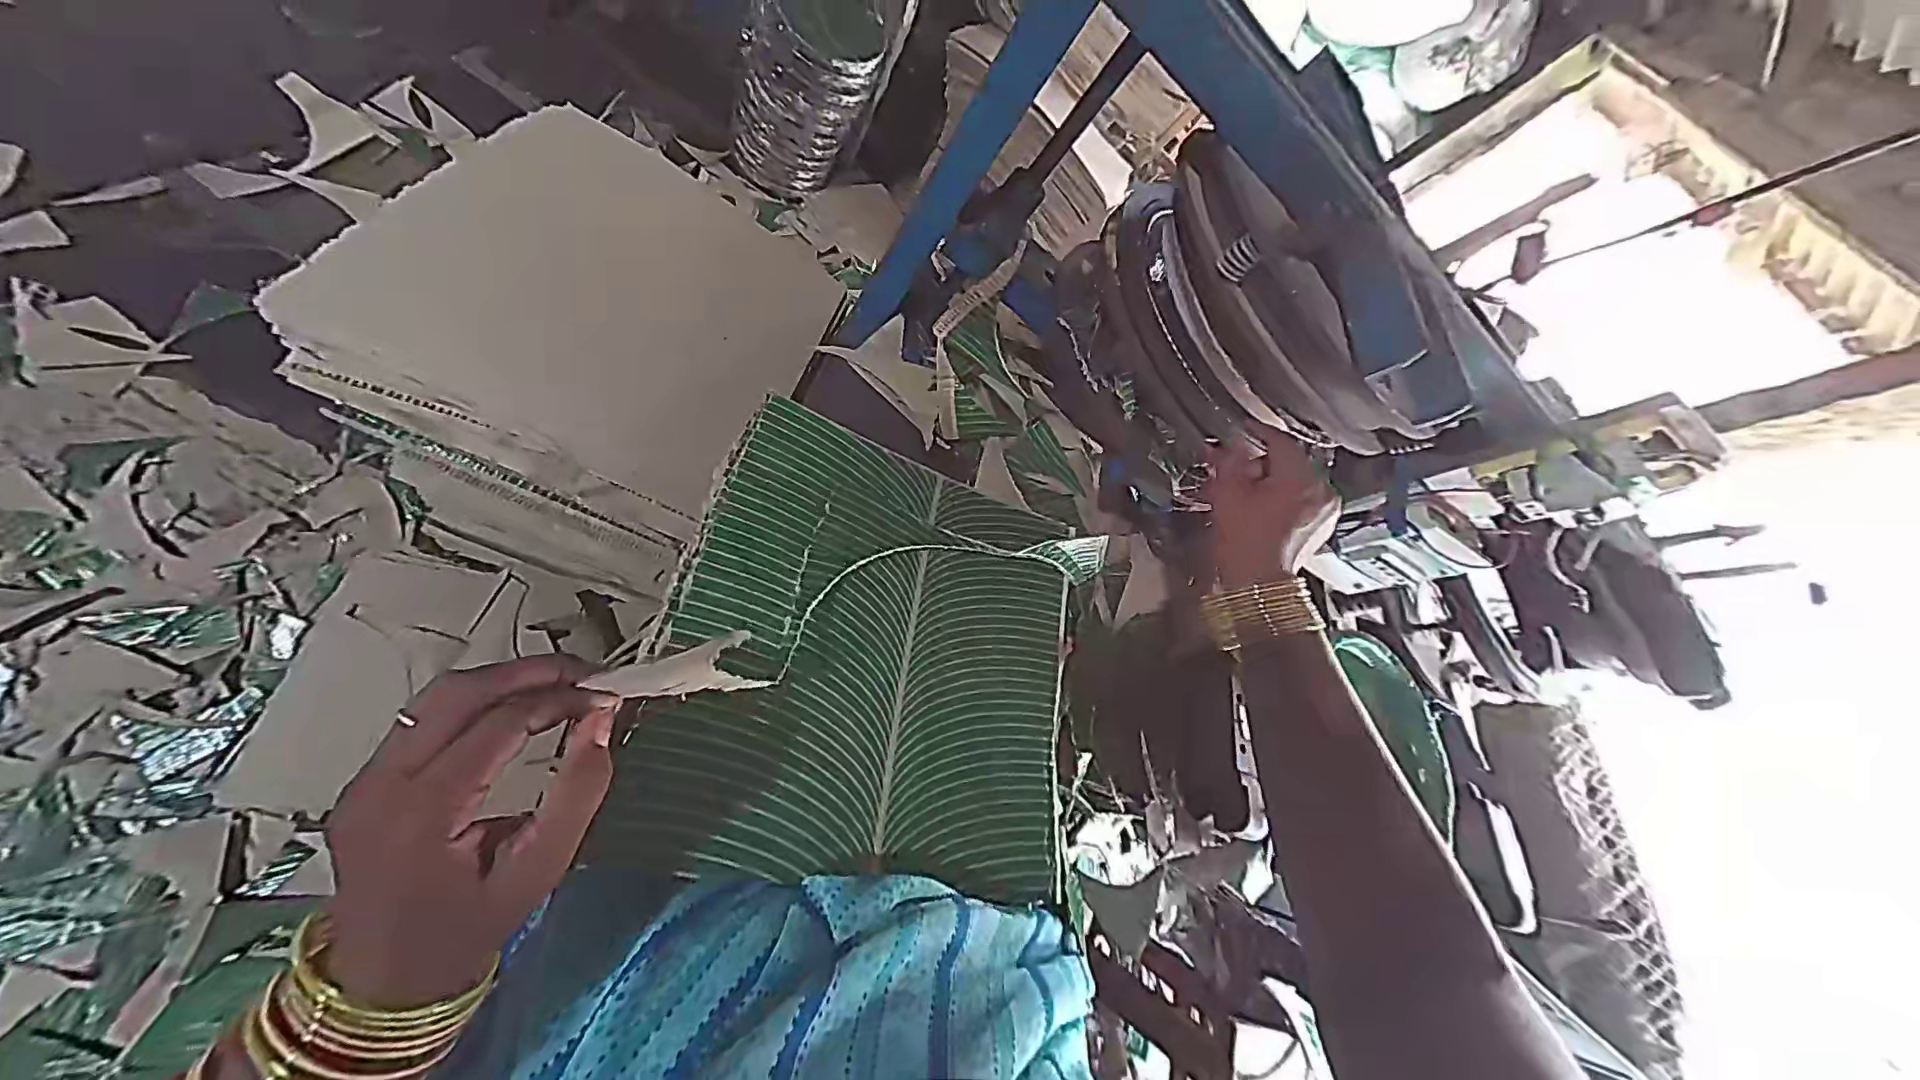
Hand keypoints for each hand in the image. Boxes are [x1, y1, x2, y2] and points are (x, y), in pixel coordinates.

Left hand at [322, 655, 621, 1007]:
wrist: (382, 982)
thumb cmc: (468, 928)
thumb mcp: (540, 868)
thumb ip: (578, 791)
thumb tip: (601, 721)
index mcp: (421, 813)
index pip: (499, 723)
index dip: (560, 699)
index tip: (604, 700)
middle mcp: (380, 785)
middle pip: (459, 692)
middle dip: (530, 671)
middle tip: (585, 674)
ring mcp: (363, 780)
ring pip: (437, 695)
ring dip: (504, 679)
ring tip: (558, 683)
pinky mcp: (366, 779)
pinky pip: (425, 716)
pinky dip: (480, 699)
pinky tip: (517, 706)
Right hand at [1203, 430, 1340, 586]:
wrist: (1256, 583)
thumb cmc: (1244, 543)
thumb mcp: (1227, 493)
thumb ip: (1229, 461)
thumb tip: (1230, 446)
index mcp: (1301, 478)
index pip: (1281, 442)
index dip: (1258, 433)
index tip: (1245, 431)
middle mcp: (1319, 491)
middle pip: (1288, 463)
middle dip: (1257, 464)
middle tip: (1232, 467)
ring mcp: (1322, 512)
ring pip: (1292, 483)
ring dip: (1266, 482)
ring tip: (1239, 491)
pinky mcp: (1318, 528)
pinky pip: (1298, 502)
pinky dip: (1278, 499)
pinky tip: (1254, 507)